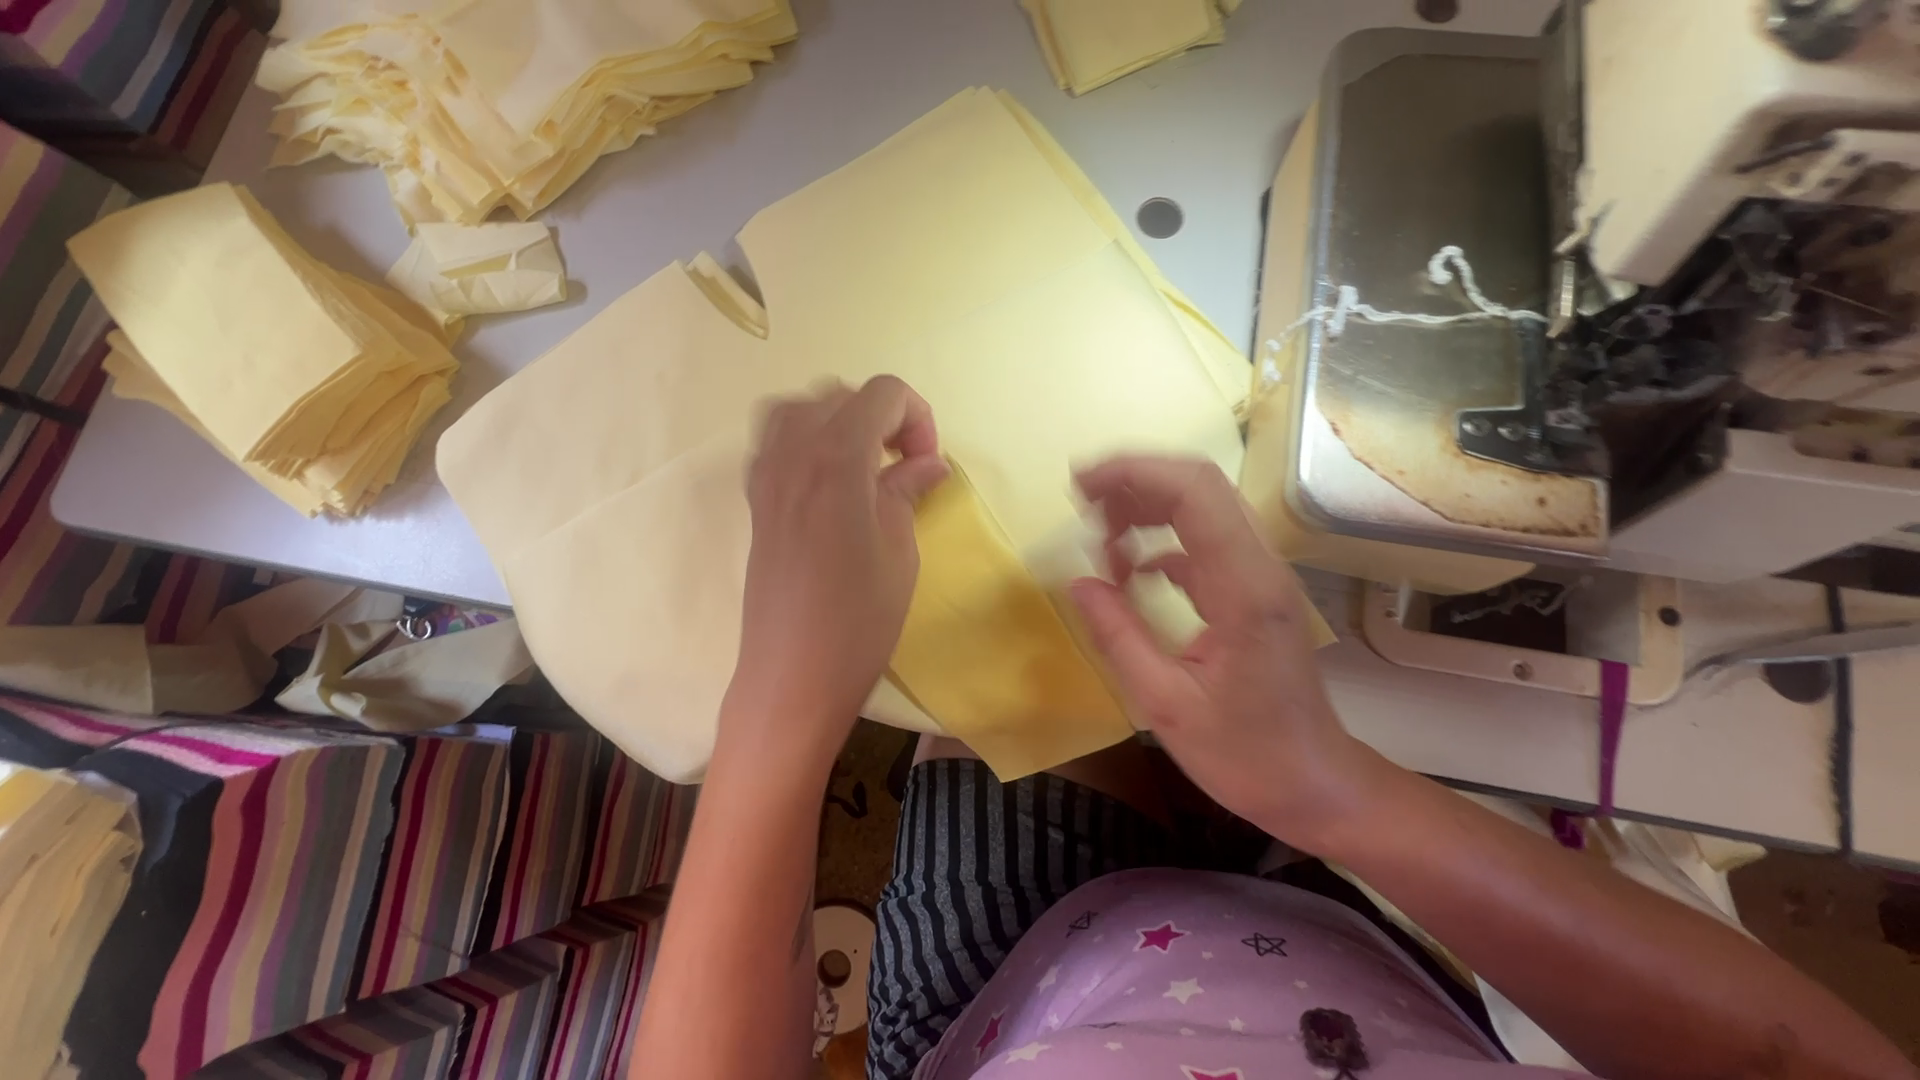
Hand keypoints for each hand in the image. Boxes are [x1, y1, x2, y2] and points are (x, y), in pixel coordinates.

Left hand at [729, 377, 948, 758]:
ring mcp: (765, 475)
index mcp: (836, 458)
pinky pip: (775, 441)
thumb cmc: (858, 619)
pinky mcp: (755, 501)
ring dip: (839, 422)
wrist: (792, 676)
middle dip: (881, 416)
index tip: (927, 464)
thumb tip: (928, 463)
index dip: (916, 417)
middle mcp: (793, 453)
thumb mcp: (900, 551)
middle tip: (904, 465)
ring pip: (800, 409)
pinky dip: (806, 441)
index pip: (882, 394)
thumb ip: (907, 491)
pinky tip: (829, 483)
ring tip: (865, 465)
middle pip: (840, 395)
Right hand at [1070, 456, 1374, 848]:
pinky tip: (1129, 574)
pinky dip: (1159, 544)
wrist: (1316, 785)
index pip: (1194, 492)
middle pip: (1199, 487)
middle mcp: (1259, 567)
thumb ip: (1118, 636)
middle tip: (1080, 509)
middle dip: (1133, 483)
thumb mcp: (1166, 704)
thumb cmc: (1246, 756)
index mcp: (1244, 587)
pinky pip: (1203, 544)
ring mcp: (1260, 577)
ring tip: (1098, 544)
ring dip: (1145, 511)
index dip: (1133, 472)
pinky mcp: (1252, 593)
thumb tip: (1077, 582)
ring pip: (1201, 510)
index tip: (1079, 486)